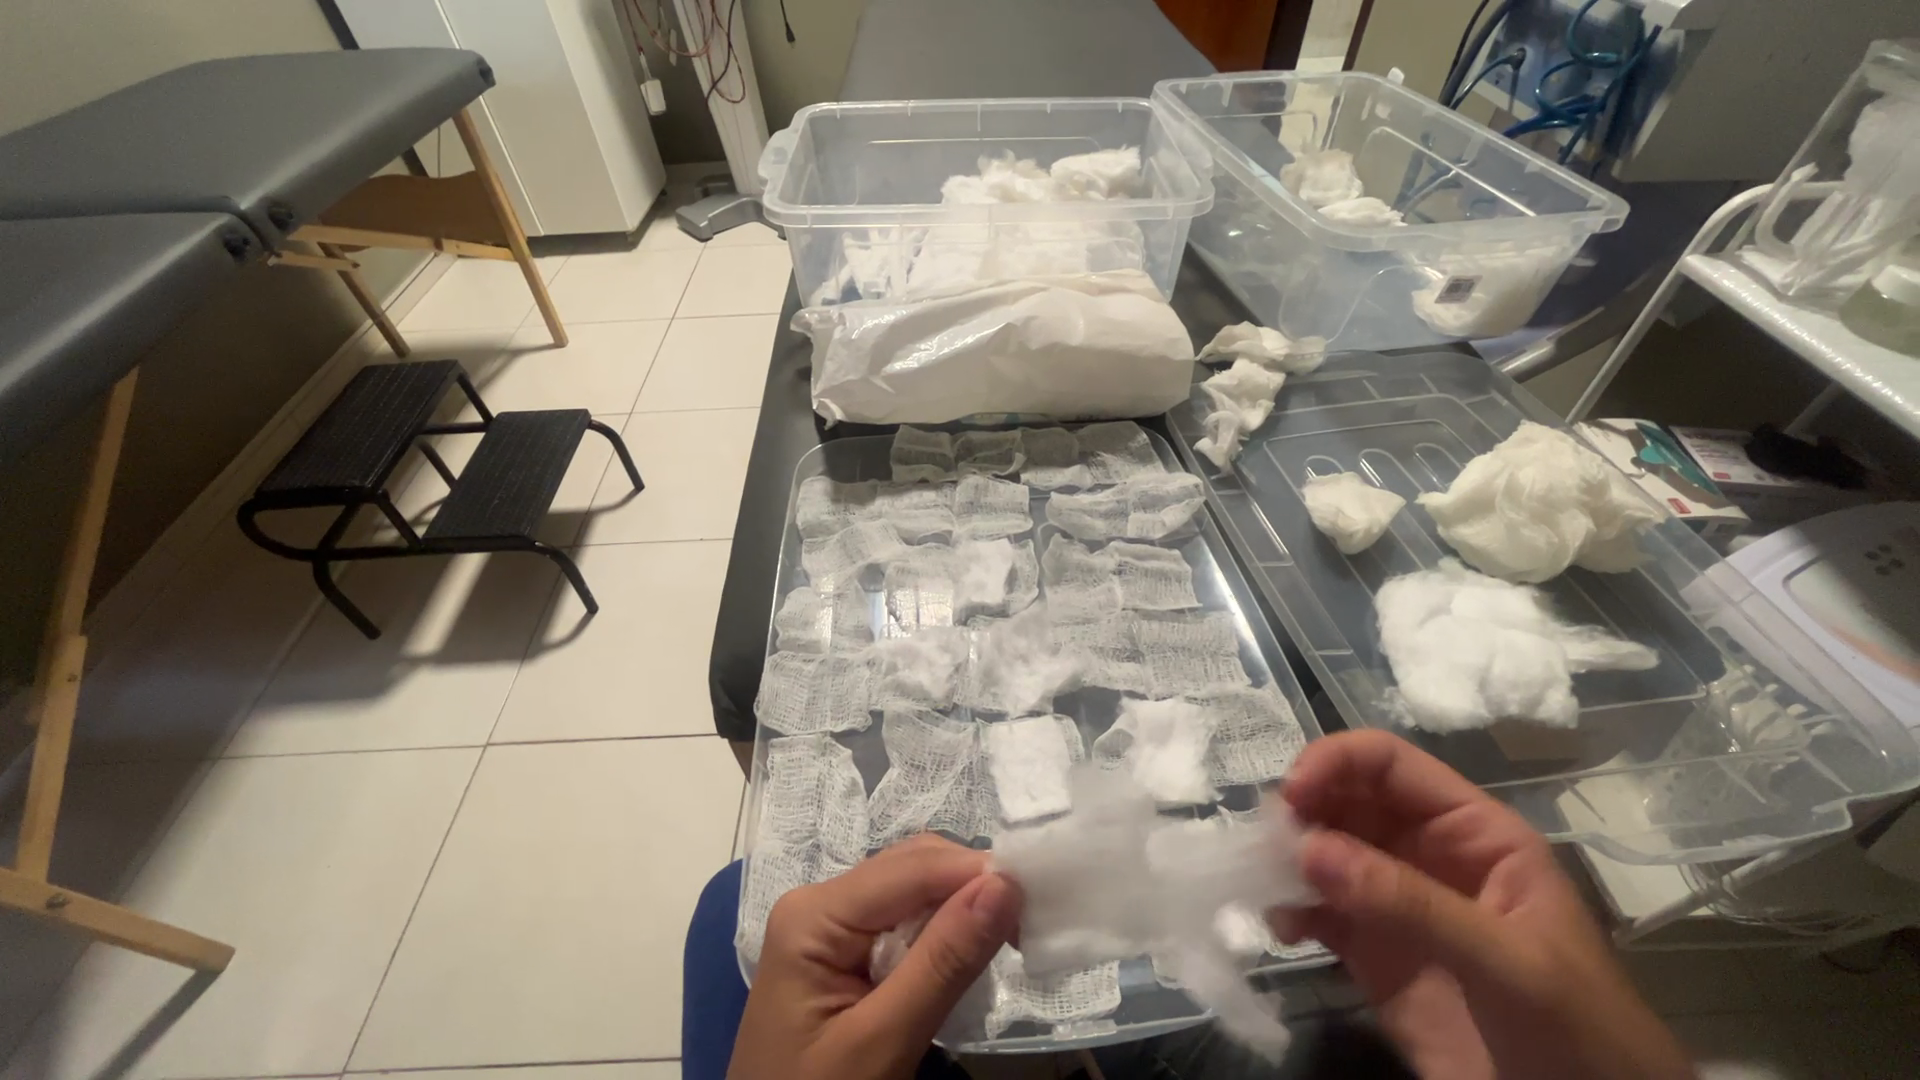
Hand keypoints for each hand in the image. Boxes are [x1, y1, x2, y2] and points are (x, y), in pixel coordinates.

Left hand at [730, 835, 1021, 1079]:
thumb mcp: (882, 1042)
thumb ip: (943, 962)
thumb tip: (1006, 884)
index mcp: (814, 914)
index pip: (910, 866)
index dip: (976, 871)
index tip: (1037, 898)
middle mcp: (820, 901)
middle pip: (912, 866)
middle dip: (971, 885)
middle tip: (1025, 927)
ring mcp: (830, 924)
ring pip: (914, 887)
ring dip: (962, 906)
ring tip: (1006, 939)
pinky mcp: (844, 950)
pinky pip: (903, 918)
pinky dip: (942, 930)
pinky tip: (966, 953)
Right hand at [1276, 730, 1691, 1079]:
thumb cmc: (1576, 1033)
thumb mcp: (1508, 962)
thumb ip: (1411, 903)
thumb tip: (1308, 849)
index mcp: (1470, 831)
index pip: (1389, 764)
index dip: (1336, 761)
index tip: (1291, 794)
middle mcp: (1423, 852)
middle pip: (1345, 798)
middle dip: (1302, 809)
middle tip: (1268, 843)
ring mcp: (1392, 901)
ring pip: (1321, 848)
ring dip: (1286, 856)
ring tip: (1265, 882)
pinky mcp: (1368, 950)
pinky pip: (1314, 909)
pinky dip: (1288, 908)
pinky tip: (1282, 928)